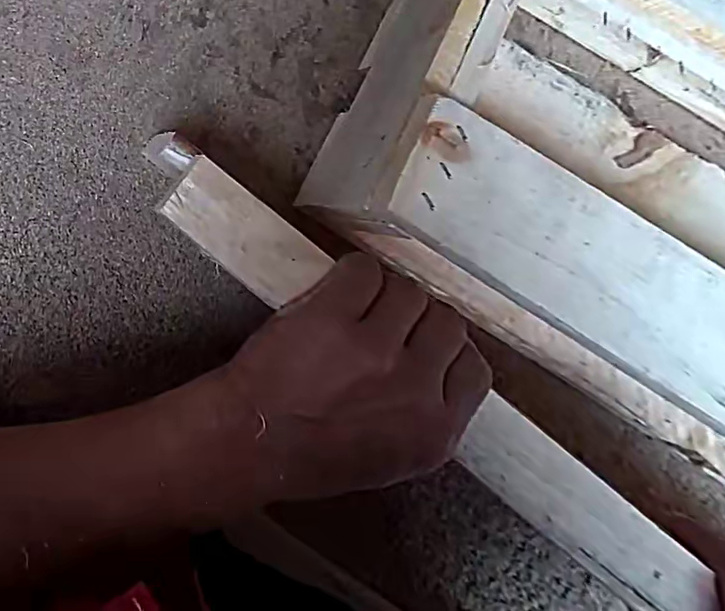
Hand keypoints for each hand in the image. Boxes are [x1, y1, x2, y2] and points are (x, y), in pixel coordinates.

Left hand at [212, 253, 491, 501]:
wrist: (251, 440)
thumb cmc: (312, 451)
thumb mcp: (391, 456)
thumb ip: (424, 414)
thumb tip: (437, 364)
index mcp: (435, 433)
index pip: (473, 368)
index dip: (444, 345)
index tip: (422, 337)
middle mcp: (414, 390)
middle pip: (445, 320)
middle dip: (417, 315)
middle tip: (386, 316)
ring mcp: (375, 350)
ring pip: (408, 290)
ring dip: (385, 291)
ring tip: (358, 304)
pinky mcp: (333, 317)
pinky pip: (364, 269)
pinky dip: (354, 271)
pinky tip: (339, 287)